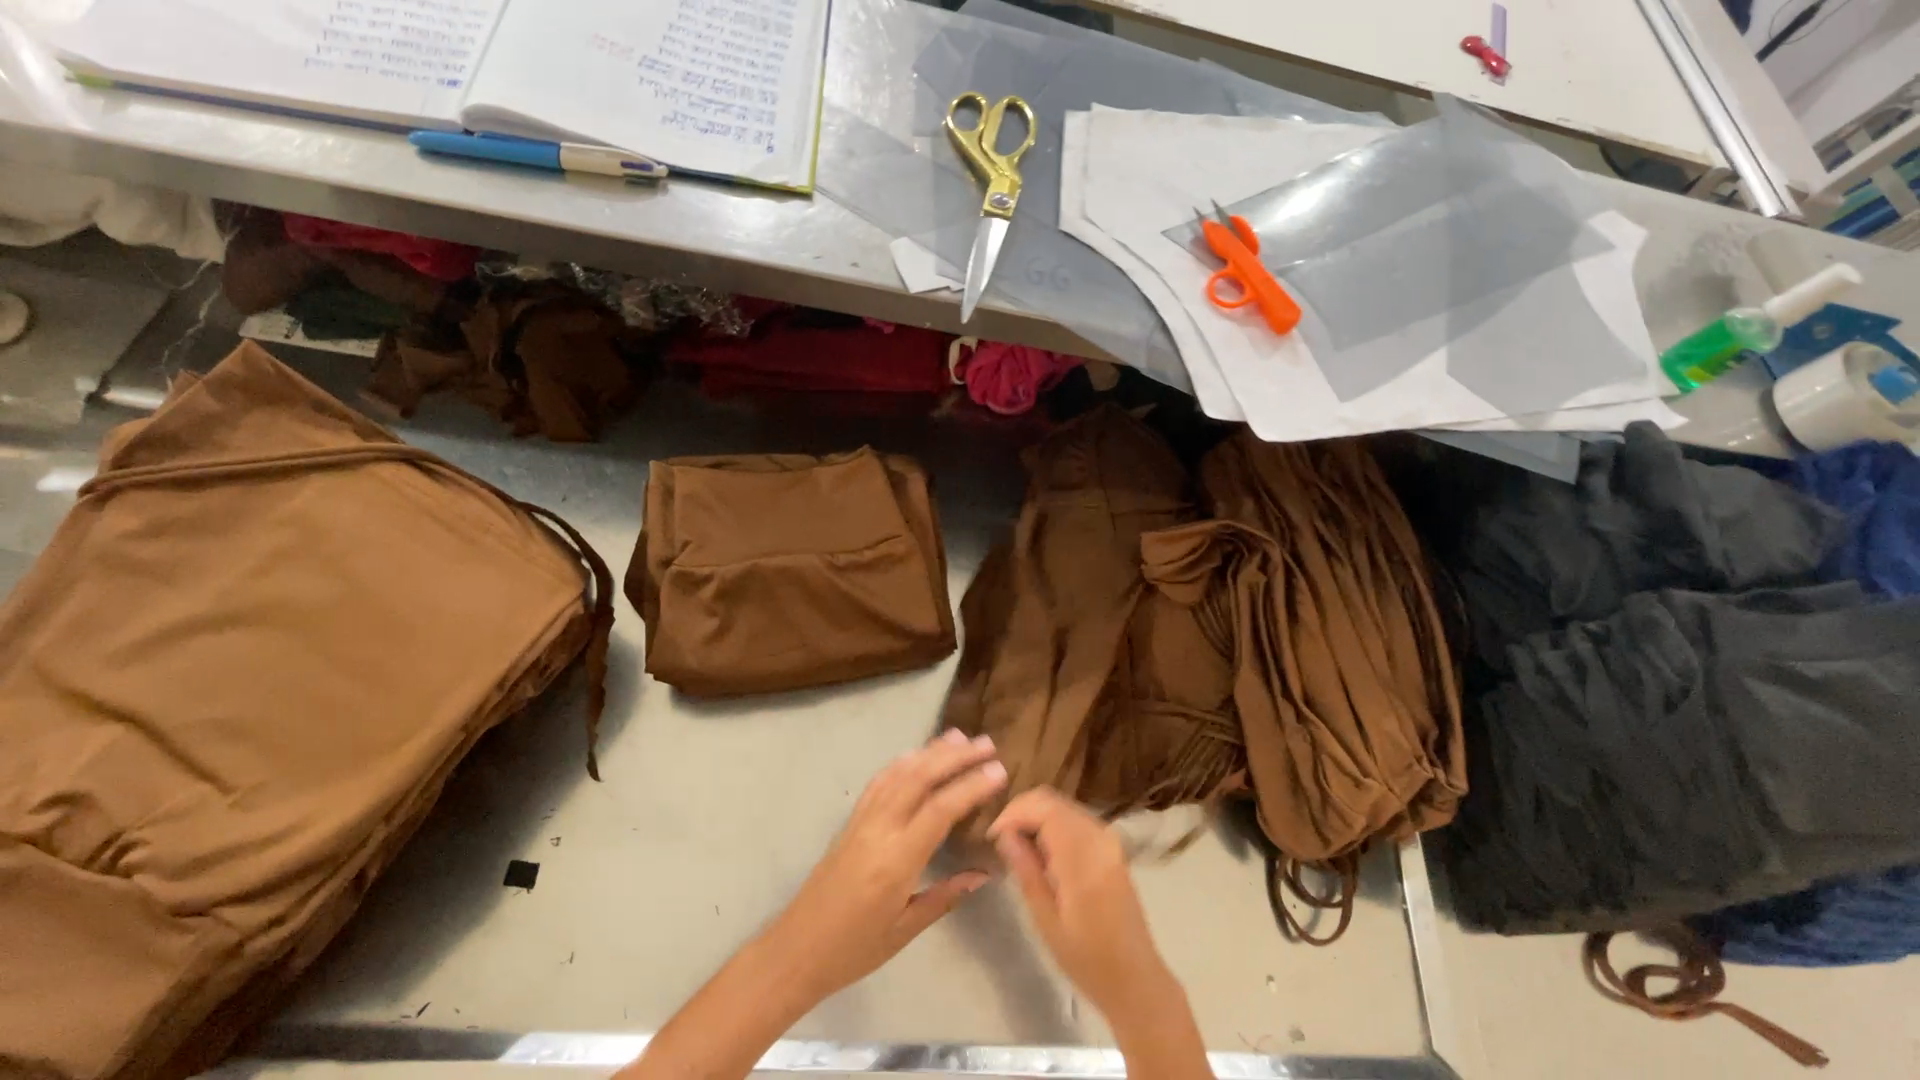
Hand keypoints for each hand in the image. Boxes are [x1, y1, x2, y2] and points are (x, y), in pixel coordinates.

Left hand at [761, 729, 1007, 1000]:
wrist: (795, 951)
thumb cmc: (853, 950)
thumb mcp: (905, 931)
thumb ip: (945, 896)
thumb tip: (983, 873)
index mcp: (896, 861)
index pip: (940, 810)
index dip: (970, 786)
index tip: (999, 771)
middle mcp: (877, 831)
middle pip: (918, 779)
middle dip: (954, 758)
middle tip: (987, 744)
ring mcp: (860, 823)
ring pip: (898, 774)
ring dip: (929, 752)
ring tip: (959, 738)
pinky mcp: (849, 823)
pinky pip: (878, 784)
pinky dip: (901, 764)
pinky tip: (916, 756)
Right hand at [988, 788, 1179, 1027]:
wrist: (1136, 979)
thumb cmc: (1087, 959)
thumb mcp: (1046, 920)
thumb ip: (1026, 871)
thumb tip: (1004, 835)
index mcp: (1083, 856)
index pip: (1043, 808)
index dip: (1012, 813)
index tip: (991, 836)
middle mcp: (1100, 838)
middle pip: (1053, 801)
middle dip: (1022, 812)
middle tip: (1000, 841)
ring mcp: (1110, 842)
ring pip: (1064, 808)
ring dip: (1037, 818)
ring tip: (1016, 848)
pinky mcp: (1113, 849)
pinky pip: (1077, 822)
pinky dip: (1054, 826)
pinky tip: (1041, 854)